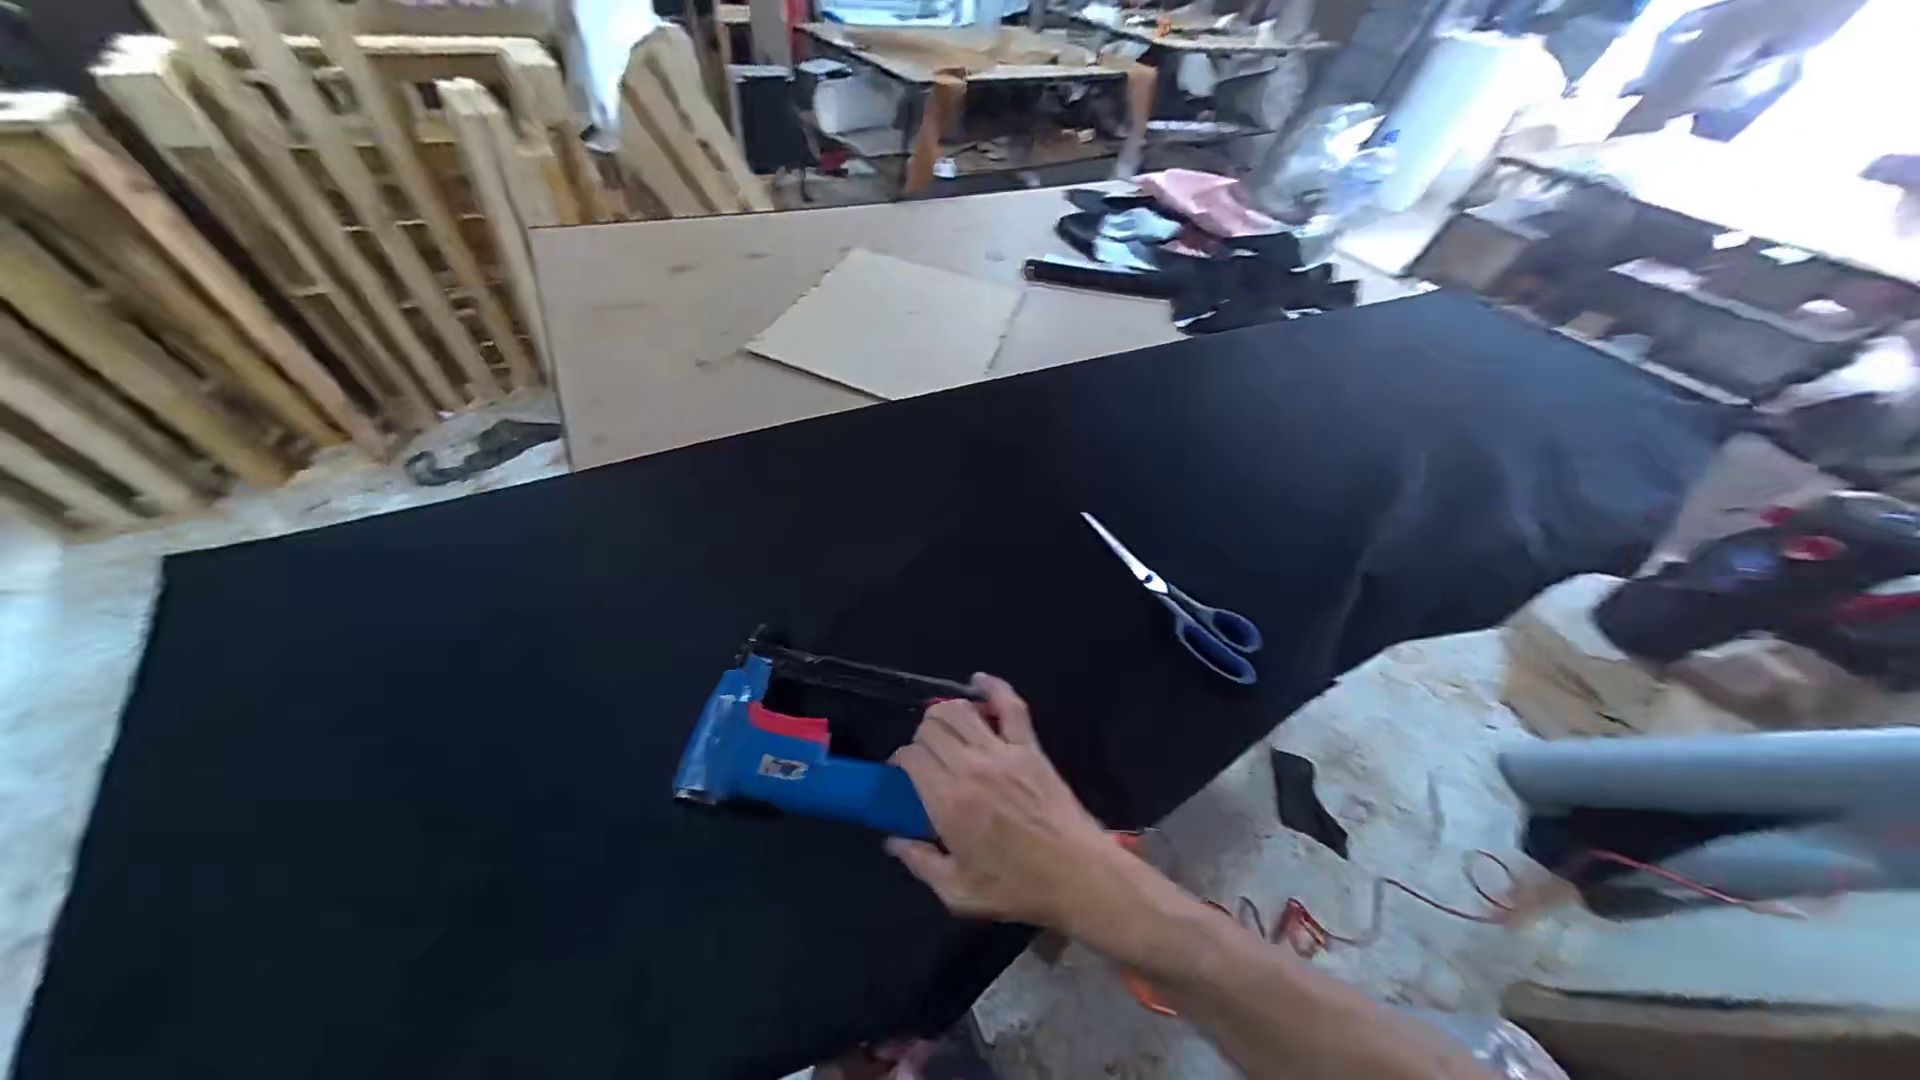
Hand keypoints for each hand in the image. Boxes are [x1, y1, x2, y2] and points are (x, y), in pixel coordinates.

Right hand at [887, 674, 1126, 930]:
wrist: (1077, 874)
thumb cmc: (1016, 887)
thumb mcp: (958, 892)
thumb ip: (920, 863)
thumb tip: (893, 841)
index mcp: (948, 801)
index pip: (911, 757)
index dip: (900, 759)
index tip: (903, 771)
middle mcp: (970, 767)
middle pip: (931, 728)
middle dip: (920, 736)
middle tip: (925, 754)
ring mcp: (1002, 752)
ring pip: (961, 711)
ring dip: (944, 712)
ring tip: (942, 725)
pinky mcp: (1030, 747)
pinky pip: (1010, 705)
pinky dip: (992, 687)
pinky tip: (978, 681)